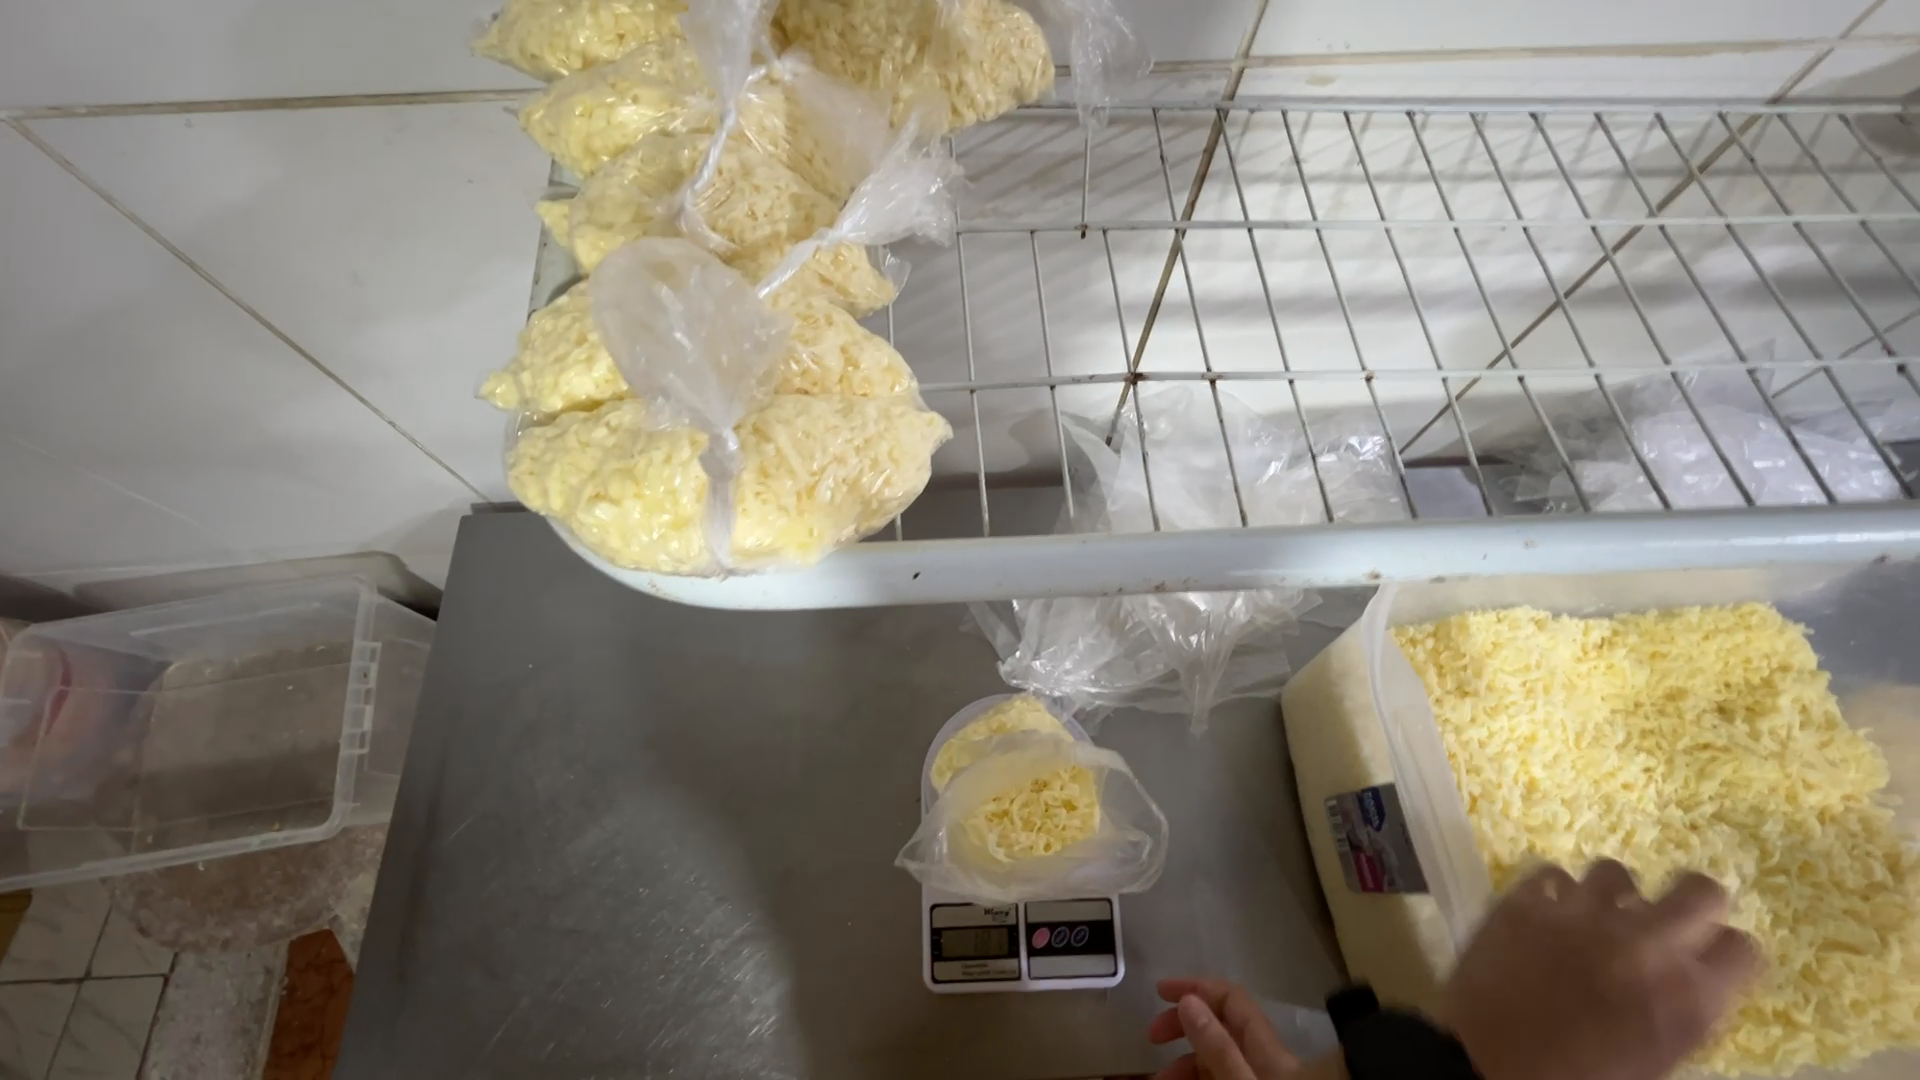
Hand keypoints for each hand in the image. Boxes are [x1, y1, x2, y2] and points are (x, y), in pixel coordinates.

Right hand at [1148, 977, 1300, 1079]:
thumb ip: (1218, 1047)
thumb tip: (1188, 1000)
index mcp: (1268, 1048)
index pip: (1230, 997)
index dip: (1194, 986)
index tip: (1160, 991)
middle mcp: (1267, 1059)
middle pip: (1221, 1025)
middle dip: (1182, 1025)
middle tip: (1153, 1037)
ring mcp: (1260, 1077)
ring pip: (1218, 1058)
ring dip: (1185, 1061)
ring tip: (1159, 1079)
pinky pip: (1221, 1077)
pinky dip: (1197, 1077)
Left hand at [1437, 860, 1759, 1079]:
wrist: (1494, 1063)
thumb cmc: (1585, 1075)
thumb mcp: (1661, 1055)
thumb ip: (1683, 1008)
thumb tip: (1688, 976)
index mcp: (1690, 995)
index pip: (1744, 948)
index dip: (1727, 949)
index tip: (1711, 952)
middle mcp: (1644, 943)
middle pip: (1698, 890)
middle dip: (1693, 898)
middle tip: (1670, 913)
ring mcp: (1579, 914)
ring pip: (1614, 871)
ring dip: (1614, 891)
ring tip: (1599, 911)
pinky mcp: (1522, 900)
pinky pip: (1549, 873)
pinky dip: (1553, 890)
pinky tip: (1550, 908)